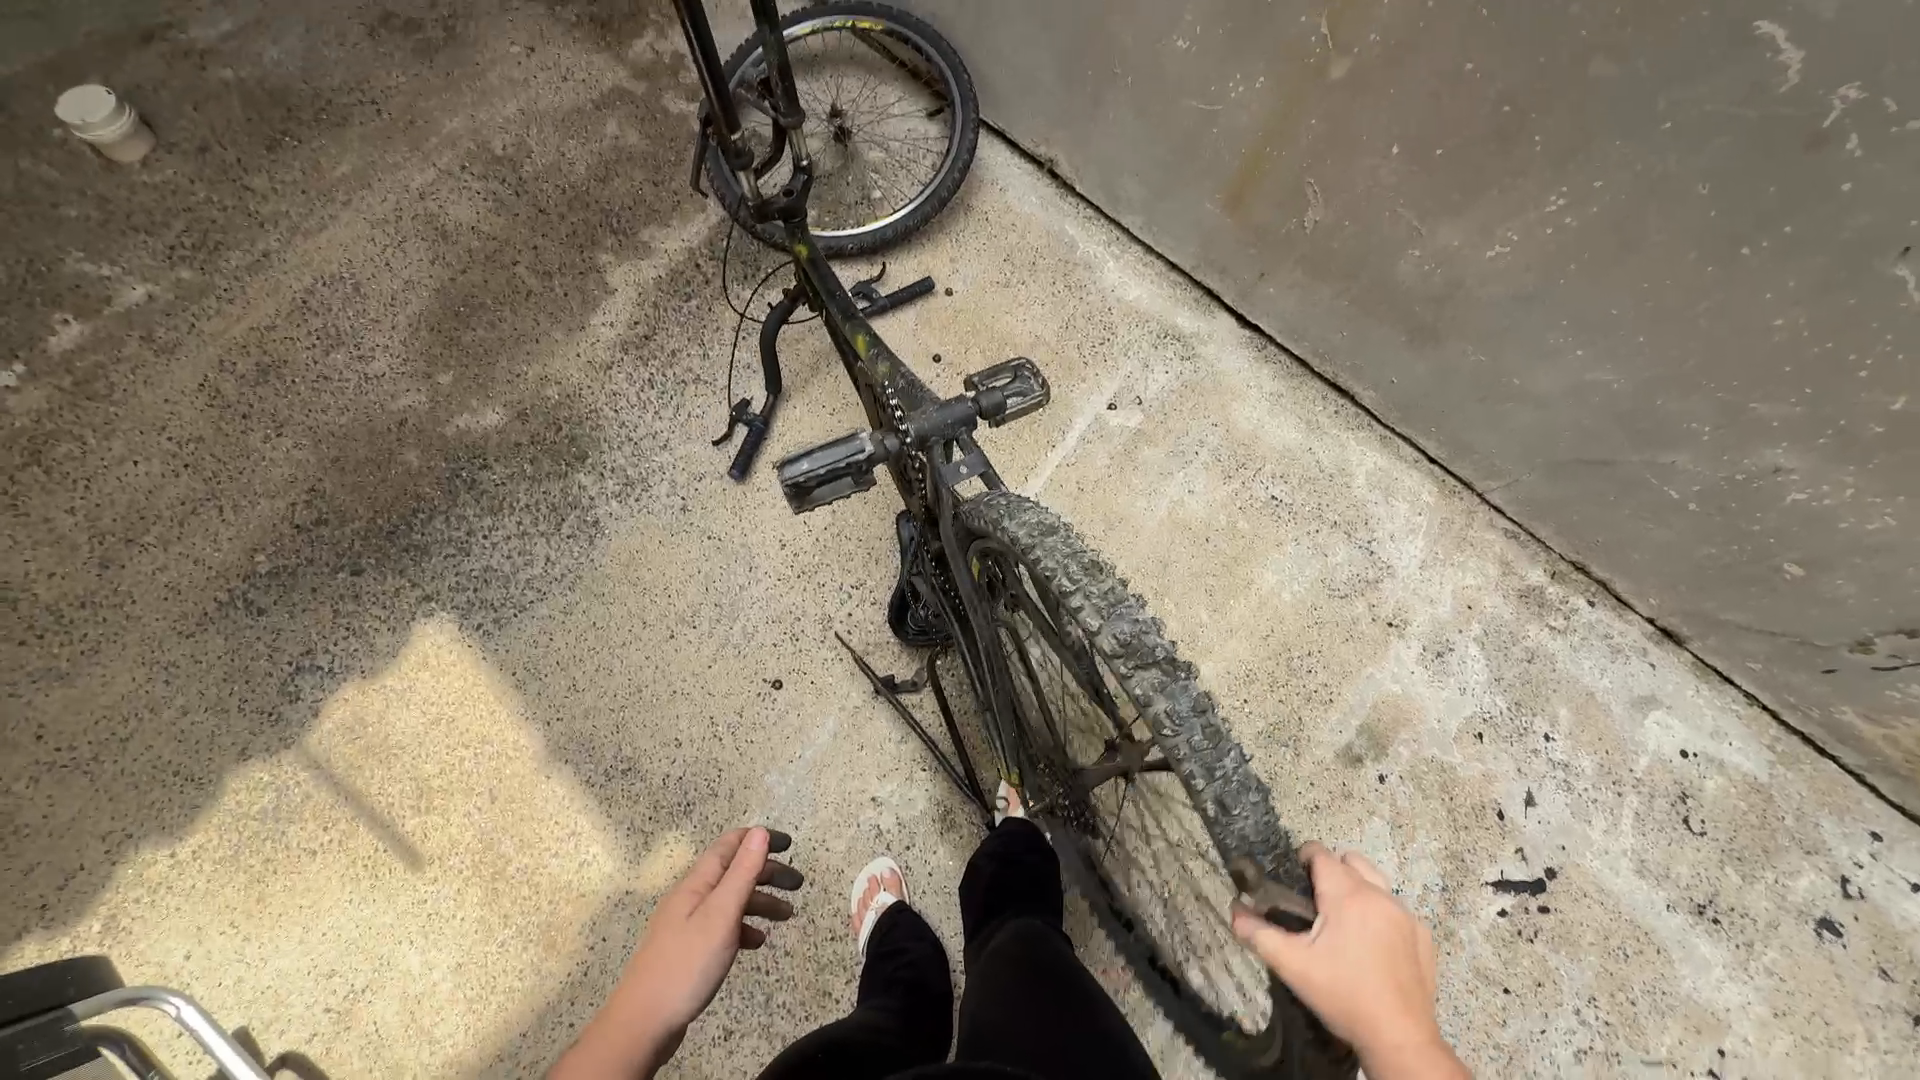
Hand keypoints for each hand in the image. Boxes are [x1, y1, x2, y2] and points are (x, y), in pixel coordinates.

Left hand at [550, 827, 803, 1079]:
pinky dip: (744, 928)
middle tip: (798, 885)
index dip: (759, 839)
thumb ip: (741, 873)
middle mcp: (692, 897)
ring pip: (731, 901)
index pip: (730, 845)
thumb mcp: (721, 915)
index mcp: (697, 883)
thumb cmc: (686, 964)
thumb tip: (759, 832)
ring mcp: (689, 924)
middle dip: (767, 873)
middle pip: (734, 872)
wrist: (643, 1024)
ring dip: (761, 902)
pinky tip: (757, 941)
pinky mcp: (690, 950)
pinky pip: (723, 927)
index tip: (790, 845)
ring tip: (788, 915)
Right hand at [1231, 842, 1466, 1079]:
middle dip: (1331, 870)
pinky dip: (1381, 915)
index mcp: (1347, 896)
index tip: (1292, 877)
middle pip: (1351, 860)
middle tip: (1315, 902)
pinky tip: (1372, 945)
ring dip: (1357, 889)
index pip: (1322, 854)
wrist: (1399, 1039)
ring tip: (1343, 921)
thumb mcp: (1292, 966)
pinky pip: (1396, 909)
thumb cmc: (1343, 996)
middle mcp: (1380, 896)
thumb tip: (1234, 912)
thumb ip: (1258, 934)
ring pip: (1376, 882)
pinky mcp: (1423, 936)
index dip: (1303, 857)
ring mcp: (1406, 916)